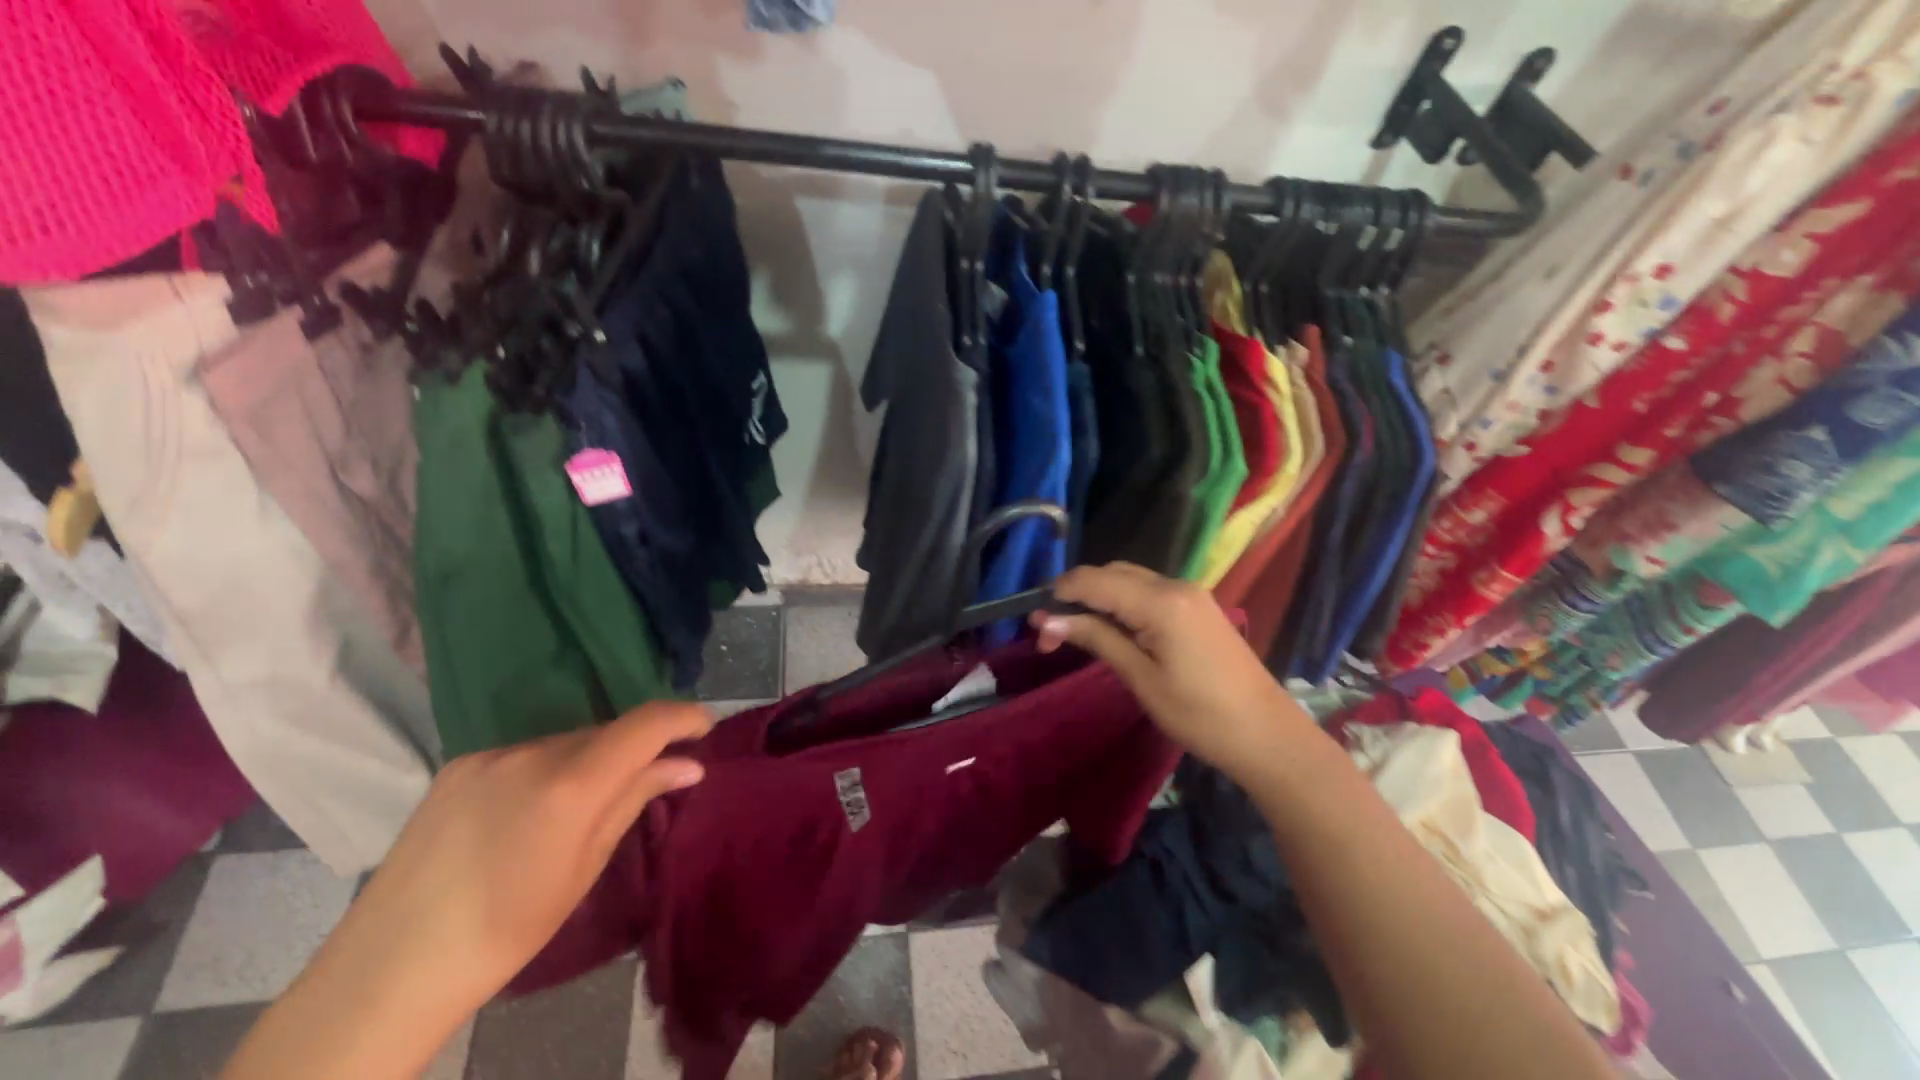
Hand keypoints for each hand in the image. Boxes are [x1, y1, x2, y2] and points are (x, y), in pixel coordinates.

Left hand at [223, 702, 713, 1079]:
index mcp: (568, 782)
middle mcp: (529, 752)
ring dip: (589, 761)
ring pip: (563, 742)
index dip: (682, 717)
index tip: (705, 728)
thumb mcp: (586, 867)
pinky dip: (548, 770)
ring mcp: (487, 755)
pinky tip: (532, 813)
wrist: (395, 962)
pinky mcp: (456, 766)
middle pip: (603, 732)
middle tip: (653, 780)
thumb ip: (635, 800)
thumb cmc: (510, 928)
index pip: (644, 723)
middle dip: (635, 748)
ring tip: (584, 811)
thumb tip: (688, 764)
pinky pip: (523, 755)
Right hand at [1030, 563, 1312, 771]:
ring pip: (1130, 580)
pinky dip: (1123, 604)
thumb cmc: (1200, 715)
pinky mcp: (1198, 609)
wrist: (1266, 735)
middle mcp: (1176, 585)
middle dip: (1076, 595)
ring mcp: (1191, 595)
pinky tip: (1112, 631)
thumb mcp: (1141, 678)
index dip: (1059, 595)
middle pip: (1112, 573)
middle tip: (1051, 635)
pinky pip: (1149, 593)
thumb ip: (1096, 639)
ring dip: (1099, 598)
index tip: (1034, 625)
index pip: (1094, 580)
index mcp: (1161, 601)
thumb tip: (1047, 621)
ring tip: (1075, 634)